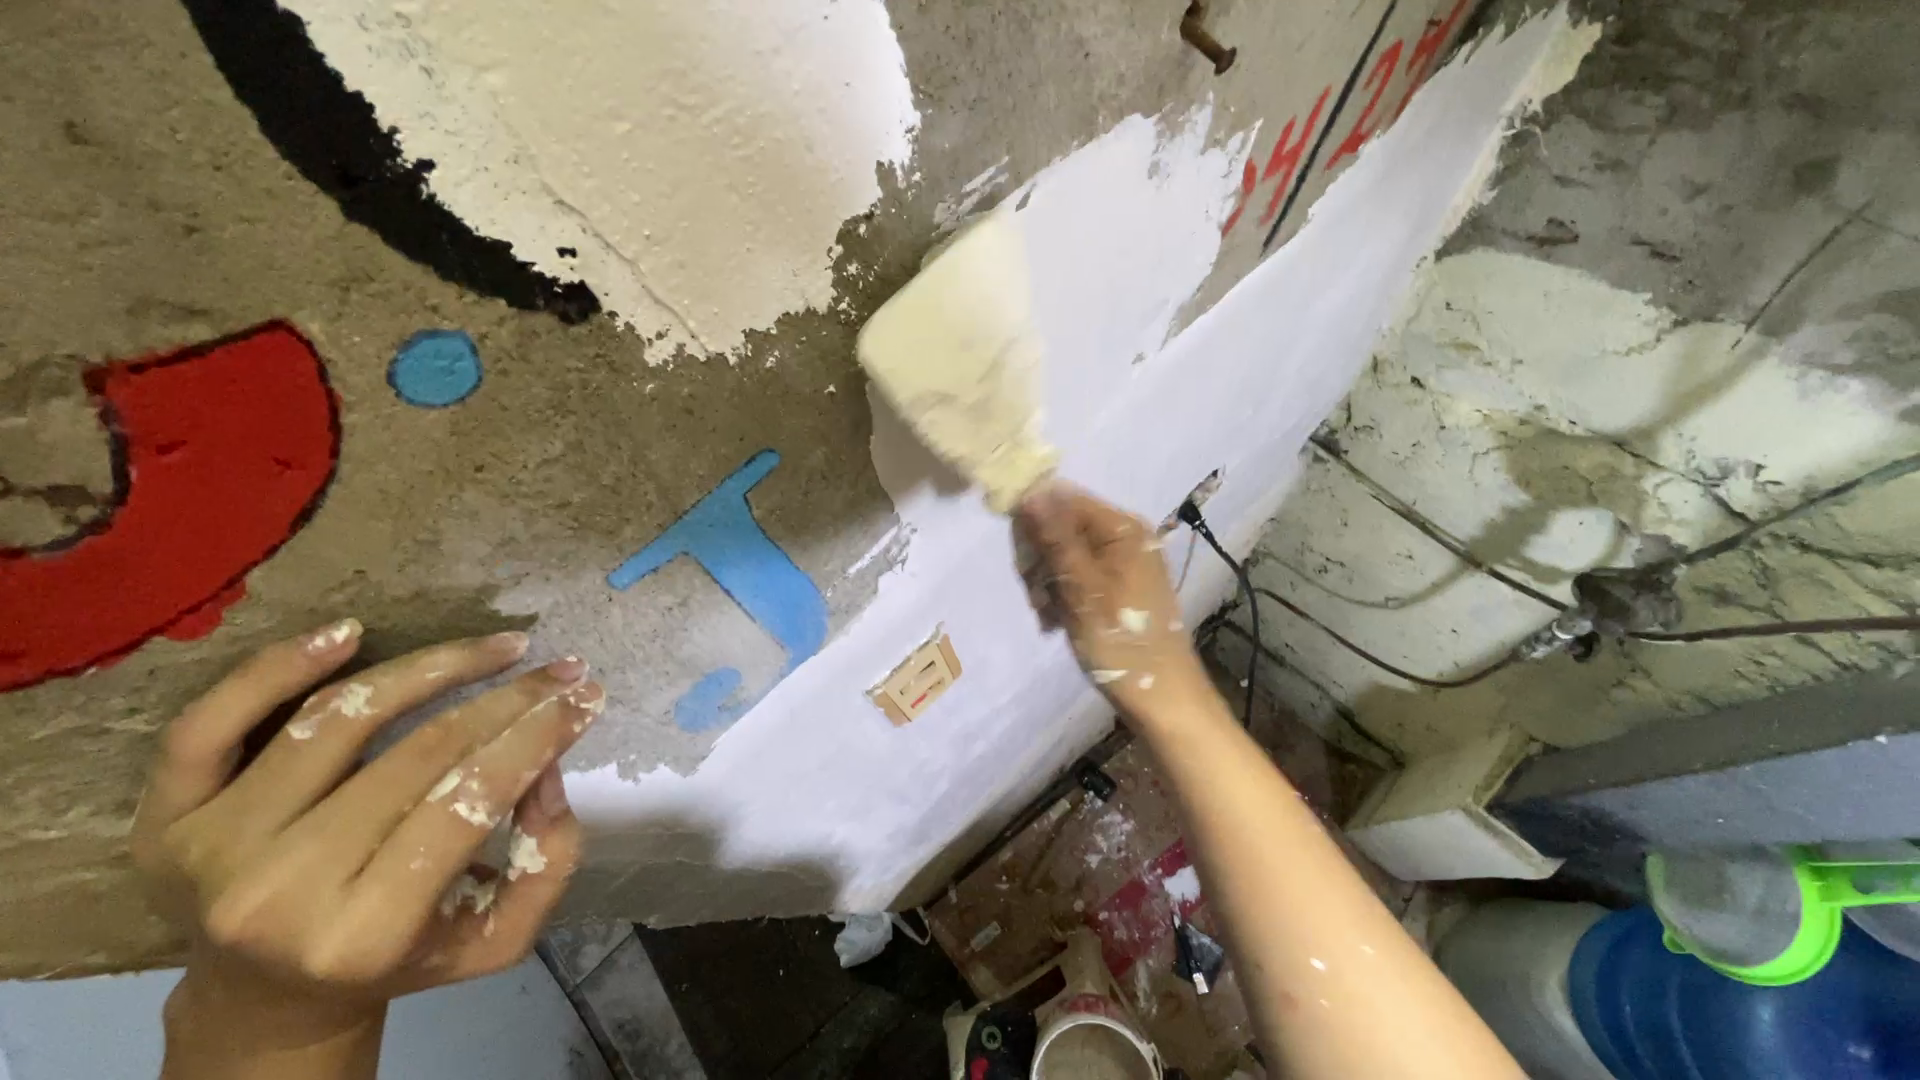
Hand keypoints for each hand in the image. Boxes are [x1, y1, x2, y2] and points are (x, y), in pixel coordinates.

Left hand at [130, 620, 598, 1074]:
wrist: (264, 996)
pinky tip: (351, 633)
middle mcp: (276, 888)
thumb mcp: (498, 937)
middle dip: (508, 700)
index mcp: (362, 932)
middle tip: (561, 669)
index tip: (586, 694)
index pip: (466, 802)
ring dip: (432, 667)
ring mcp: (211, 846)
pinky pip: (212, 723)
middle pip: (415, 754)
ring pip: (335, 720)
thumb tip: (546, 769)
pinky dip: (278, 667)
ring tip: (498, 646)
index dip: (536, 737)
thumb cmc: (398, 961)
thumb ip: (547, 862)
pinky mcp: (164, 816)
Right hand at [1016, 484, 1208, 716]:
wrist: (1161, 696)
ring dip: (1046, 583)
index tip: (1022, 563)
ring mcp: (1120, 561)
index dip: (1033, 523)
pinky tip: (1056, 621)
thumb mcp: (1081, 589)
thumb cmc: (1122, 642)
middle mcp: (1123, 536)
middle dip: (1039, 560)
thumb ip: (1055, 539)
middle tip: (1037, 597)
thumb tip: (1030, 492)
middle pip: (1059, 525)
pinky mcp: (1116, 585)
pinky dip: (1060, 596)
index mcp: (1121, 528)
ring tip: (1048, 616)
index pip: (1061, 498)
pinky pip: (1075, 575)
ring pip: (1061, 554)